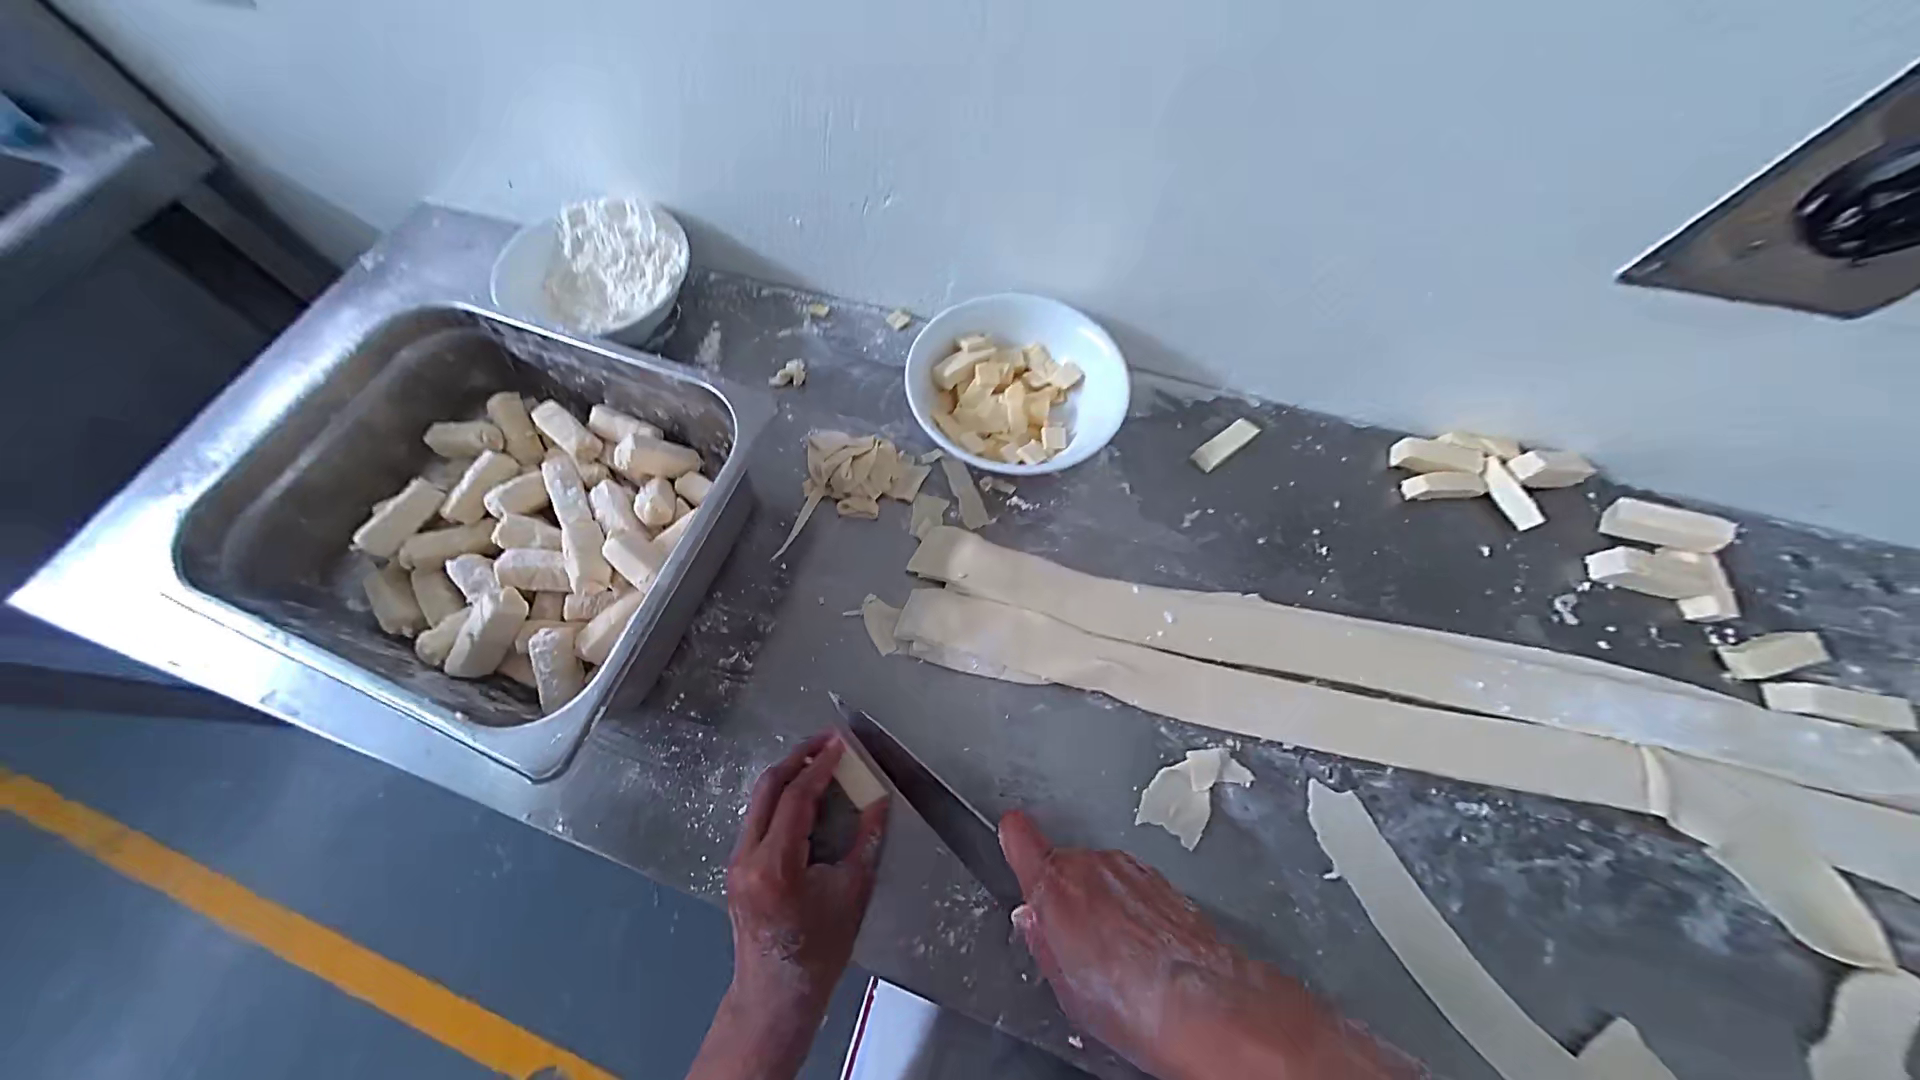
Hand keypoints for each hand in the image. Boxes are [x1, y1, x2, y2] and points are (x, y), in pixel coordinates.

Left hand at [689, 734, 888, 1079]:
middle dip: (798, 756)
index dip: (821, 765)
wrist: (775, 995)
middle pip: (768, 787)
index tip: (841, 744)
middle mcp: (747, 856)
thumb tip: (879, 800)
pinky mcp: (737, 866)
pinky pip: (758, 816)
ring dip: (788, 774)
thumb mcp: (852, 892)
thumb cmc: (819, 950)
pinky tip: (805, 793)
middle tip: (827, 740)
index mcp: (775, 864)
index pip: (796, 796)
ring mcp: (736, 861)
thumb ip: (866, 839)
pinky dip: (781, 796)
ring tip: (819, 760)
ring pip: (759, 799)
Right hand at [999, 810, 1416, 1079]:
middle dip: (1062, 893)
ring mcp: (1125, 867)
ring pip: (1095, 873)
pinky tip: (1141, 948)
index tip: (1011, 844)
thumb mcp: (1066, 987)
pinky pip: (1127, 883)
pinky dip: (1128, 906)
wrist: (1208, 1005)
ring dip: (1098, 901)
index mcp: (1054, 886)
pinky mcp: (1156, 876)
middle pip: (1060, 862)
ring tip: (1115, 955)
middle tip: (1075, 941)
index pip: (1018, 833)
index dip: (1012, 838)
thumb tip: (1031, 919)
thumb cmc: (1135, 1004)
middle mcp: (1088, 864)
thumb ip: (1040, 940)